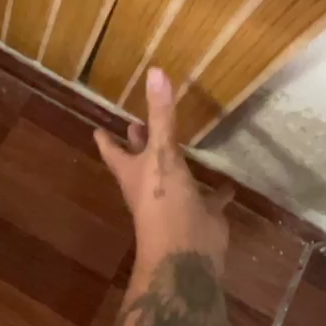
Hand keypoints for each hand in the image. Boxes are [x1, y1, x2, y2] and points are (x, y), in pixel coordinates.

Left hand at [94, 67, 230, 264]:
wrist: (186, 254)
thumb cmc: (164, 202)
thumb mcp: (162, 154)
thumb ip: (161, 115)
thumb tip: (155, 71)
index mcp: (133, 172)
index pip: (113, 150)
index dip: (105, 139)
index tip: (97, 127)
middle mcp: (150, 186)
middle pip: (140, 161)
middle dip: (138, 144)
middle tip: (136, 124)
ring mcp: (174, 201)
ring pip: (174, 177)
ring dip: (177, 164)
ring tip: (183, 144)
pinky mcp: (201, 214)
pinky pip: (209, 199)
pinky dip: (217, 191)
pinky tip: (228, 182)